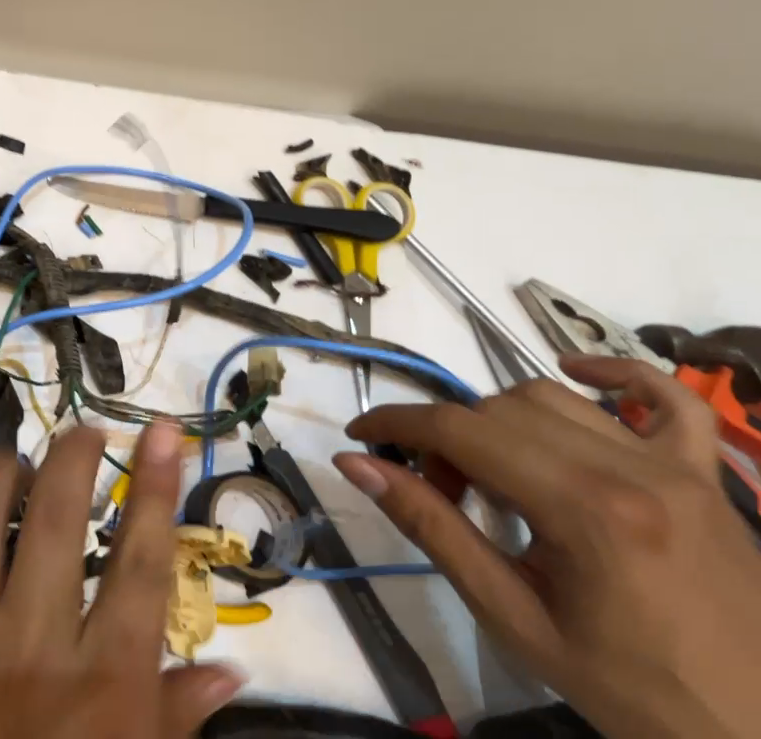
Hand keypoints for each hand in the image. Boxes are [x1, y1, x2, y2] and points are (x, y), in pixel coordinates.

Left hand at [0, 424, 243, 738]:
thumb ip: (174, 718)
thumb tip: (230, 673)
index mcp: (103, 679)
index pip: (143, 565)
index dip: (157, 490)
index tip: (162, 432)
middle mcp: (32, 637)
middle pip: (53, 518)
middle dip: (72, 458)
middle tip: (83, 430)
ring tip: (14, 460)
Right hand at [337, 355, 760, 738]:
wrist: (752, 731)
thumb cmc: (621, 683)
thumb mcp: (508, 612)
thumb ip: (431, 527)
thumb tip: (355, 464)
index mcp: (587, 511)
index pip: (462, 430)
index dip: (397, 423)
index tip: (358, 436)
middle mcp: (636, 473)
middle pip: (500, 410)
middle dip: (444, 437)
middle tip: (433, 490)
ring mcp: (681, 471)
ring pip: (555, 400)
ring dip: (498, 421)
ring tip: (490, 476)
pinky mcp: (707, 479)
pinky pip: (669, 400)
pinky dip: (619, 375)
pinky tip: (578, 373)